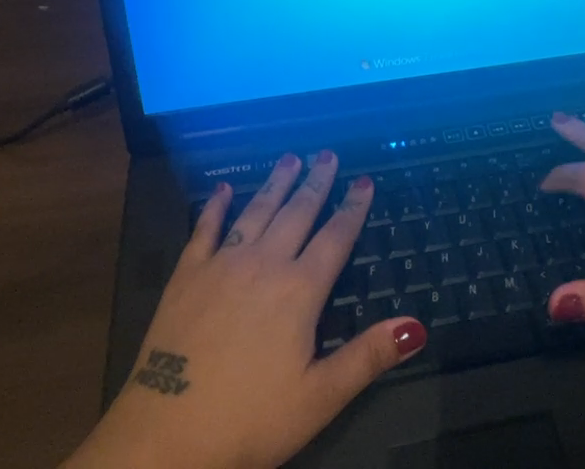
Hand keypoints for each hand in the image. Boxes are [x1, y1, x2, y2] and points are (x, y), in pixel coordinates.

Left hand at [65, 152, 426, 468]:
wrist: (168, 430)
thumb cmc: (251, 417)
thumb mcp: (320, 396)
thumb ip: (368, 356)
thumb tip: (416, 325)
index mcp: (300, 291)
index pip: (335, 238)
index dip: (353, 208)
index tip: (364, 180)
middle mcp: (263, 264)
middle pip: (296, 214)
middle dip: (315, 182)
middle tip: (327, 154)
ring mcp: (221, 265)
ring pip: (256, 212)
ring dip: (275, 184)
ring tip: (289, 158)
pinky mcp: (186, 275)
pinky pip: (204, 230)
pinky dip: (216, 207)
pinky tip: (223, 190)